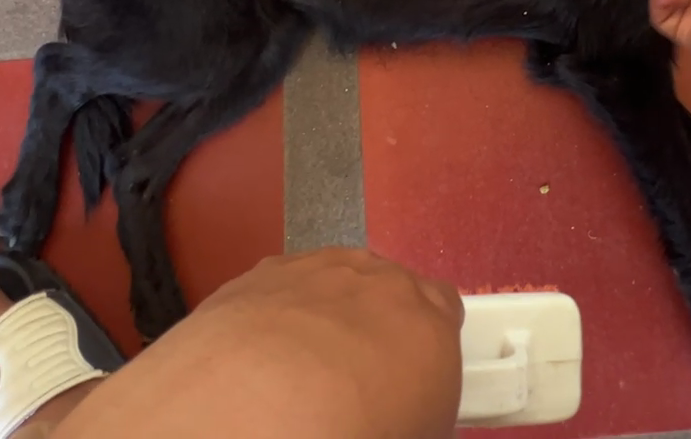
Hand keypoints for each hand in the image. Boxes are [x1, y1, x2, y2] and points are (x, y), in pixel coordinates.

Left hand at [58, 248, 463, 438]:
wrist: (244, 414)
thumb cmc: (344, 432)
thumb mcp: (413, 431)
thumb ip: (419, 403)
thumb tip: (402, 409)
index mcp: (432, 324)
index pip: (446, 311)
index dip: (426, 346)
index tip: (409, 379)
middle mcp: (384, 282)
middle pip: (392, 293)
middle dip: (377, 329)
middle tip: (355, 387)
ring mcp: (325, 268)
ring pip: (339, 283)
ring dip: (330, 316)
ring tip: (301, 378)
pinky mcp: (269, 269)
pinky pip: (288, 286)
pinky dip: (281, 312)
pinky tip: (261, 358)